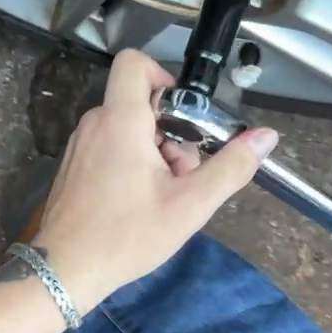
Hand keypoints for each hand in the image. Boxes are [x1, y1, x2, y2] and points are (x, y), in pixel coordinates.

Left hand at [31, 50, 276, 305]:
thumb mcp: (190, 205)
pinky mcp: (74, 164)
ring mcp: (80, 144)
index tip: (185, 116)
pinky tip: (140, 201)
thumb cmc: (126, 236)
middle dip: (171, 132)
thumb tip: (266, 136)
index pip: (133, 63)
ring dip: (154, 152)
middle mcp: (95, 123)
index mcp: (120, 120)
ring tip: (162, 194)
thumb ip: (231, 166)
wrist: (65, 269)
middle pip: (141, 104)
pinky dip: (131, 163)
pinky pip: (110, 146)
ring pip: (128, 128)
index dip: (164, 77)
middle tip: (182, 175)